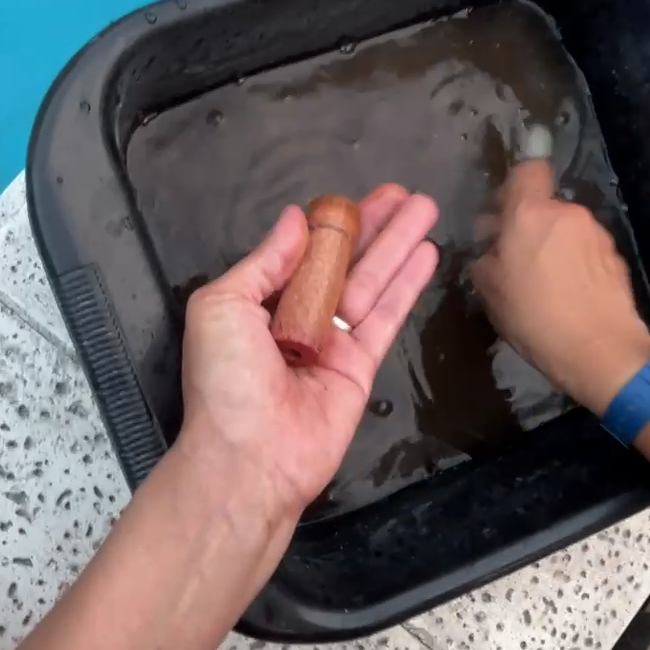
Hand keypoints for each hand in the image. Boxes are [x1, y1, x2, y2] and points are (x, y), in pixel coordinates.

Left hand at [174, 184, 439, 524]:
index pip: (301, 254)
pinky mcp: (361, 367)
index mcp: (260, 303)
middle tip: (403, 192)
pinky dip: (406, 285)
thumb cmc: (225, 378)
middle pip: (343, 262)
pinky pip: (386, 317)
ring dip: (398, 244)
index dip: (329, 225)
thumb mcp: (223, 305)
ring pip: (370, 282)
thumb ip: (264, 261)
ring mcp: (331, 343)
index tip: (355, 198)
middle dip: (372, 227)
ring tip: (425, 206)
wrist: (249, 456)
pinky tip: (426, 252)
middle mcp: (297, 318)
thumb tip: (293, 219)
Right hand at [471, 160, 649, 411]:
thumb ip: (487, 256)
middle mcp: (567, 213)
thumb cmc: (532, 315)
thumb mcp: (488, 289)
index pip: (528, 169)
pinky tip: (566, 294)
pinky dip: (573, 263)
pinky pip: (584, 250)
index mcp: (530, 214)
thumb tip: (494, 245)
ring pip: (564, 228)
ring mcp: (596, 234)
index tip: (502, 212)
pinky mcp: (615, 257)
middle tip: (513, 258)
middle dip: (528, 225)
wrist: (599, 350)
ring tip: (542, 282)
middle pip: (544, 205)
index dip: (514, 185)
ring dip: (551, 245)